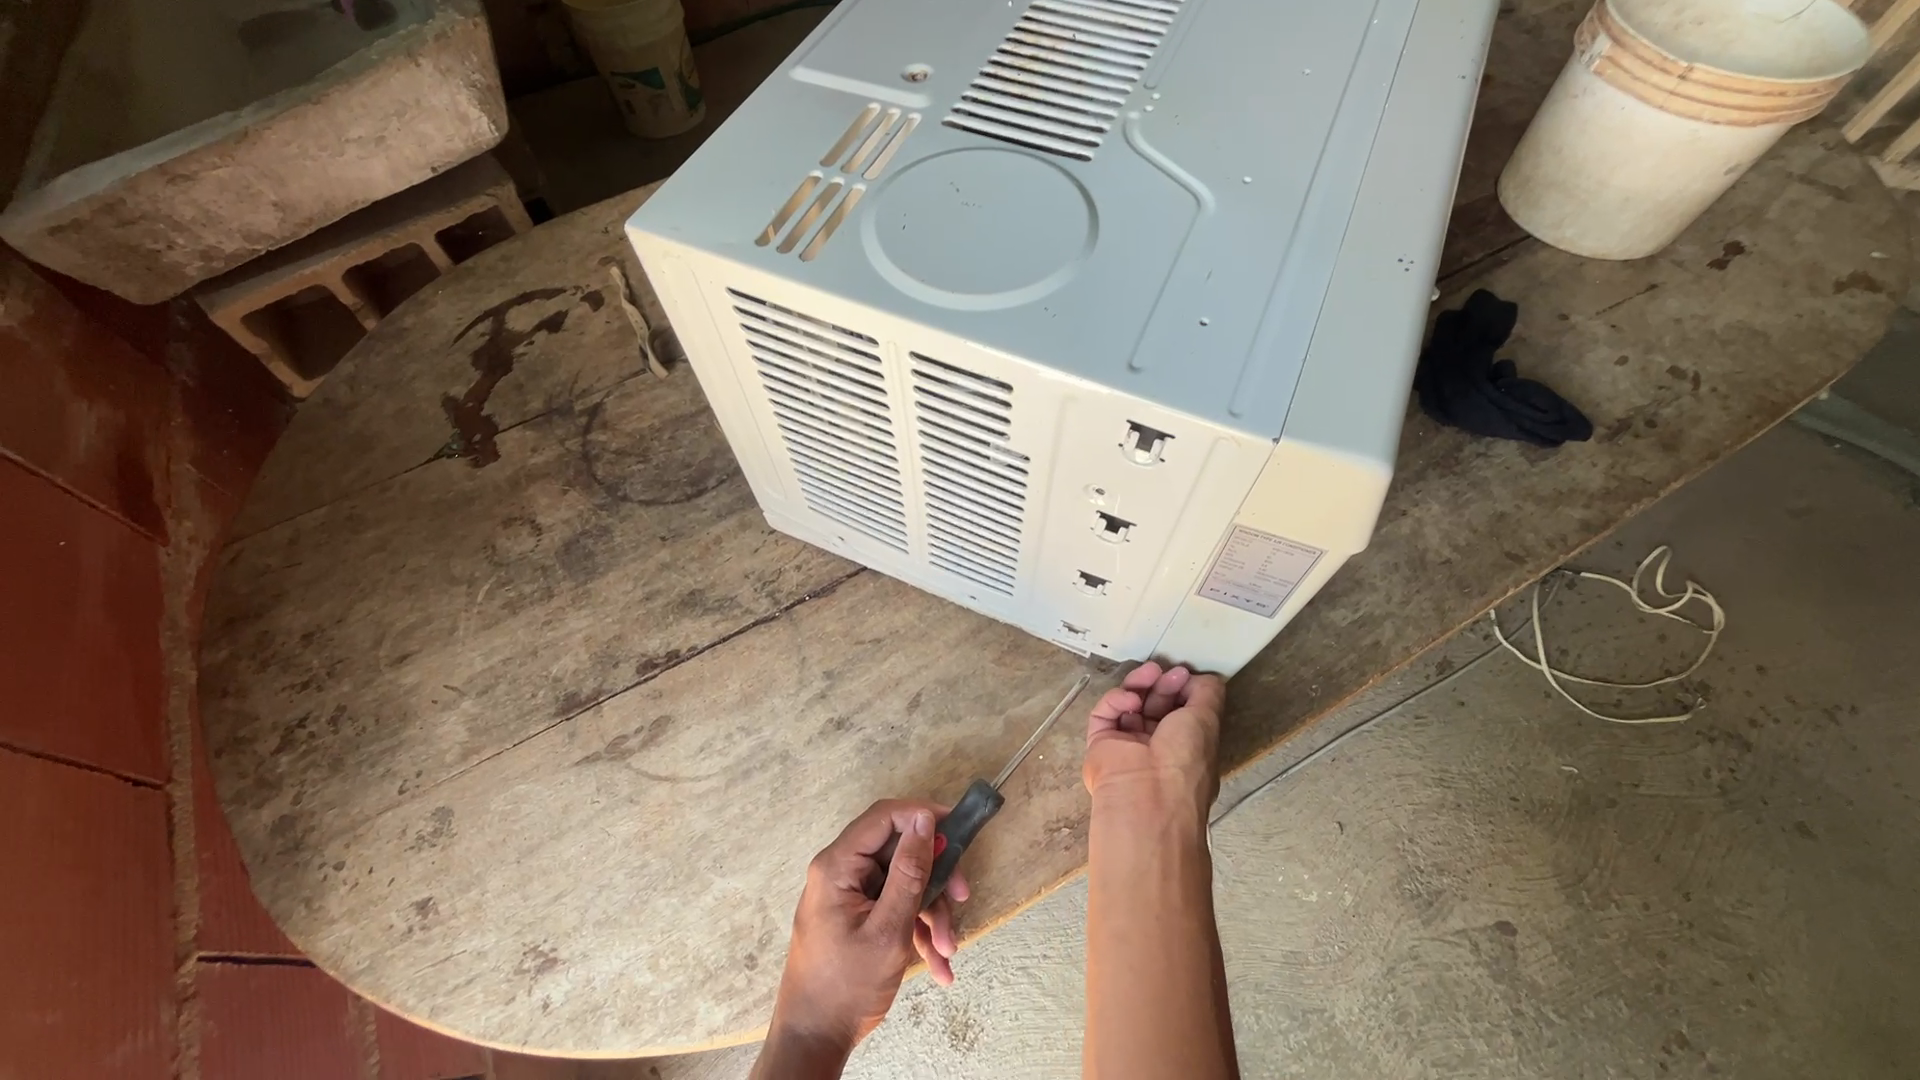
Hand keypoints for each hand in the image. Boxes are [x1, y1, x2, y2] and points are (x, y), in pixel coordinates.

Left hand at [768, 800, 971, 1051]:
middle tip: (963, 895)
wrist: (815, 1041)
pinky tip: (939, 965)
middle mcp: (842, 872)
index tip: (958, 828)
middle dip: (935, 877)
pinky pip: (895, 908)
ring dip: (932, 912)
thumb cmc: (846, 986)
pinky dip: (918, 930)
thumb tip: (925, 820)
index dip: (923, 815)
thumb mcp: (888, 929)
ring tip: (949, 949)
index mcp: (838, 865)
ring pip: (903, 883)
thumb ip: (909, 871)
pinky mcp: (859, 917)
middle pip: (900, 851)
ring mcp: (851, 896)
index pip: (884, 817)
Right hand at [1083, 662, 1225, 818]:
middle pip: (1155, 706)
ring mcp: (1127, 745)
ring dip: (1139, 685)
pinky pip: (1105, 714)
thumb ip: (1208, 694)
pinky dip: (1117, 700)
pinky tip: (1130, 700)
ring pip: (1129, 706)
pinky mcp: (1100, 742)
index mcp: (1186, 749)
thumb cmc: (1185, 761)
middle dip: (1162, 684)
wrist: (1147, 794)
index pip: (1181, 712)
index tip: (1184, 674)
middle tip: (1166, 672)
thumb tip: (1201, 678)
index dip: (1183, 690)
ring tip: (1148, 673)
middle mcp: (1156, 748)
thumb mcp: (1208, 721)